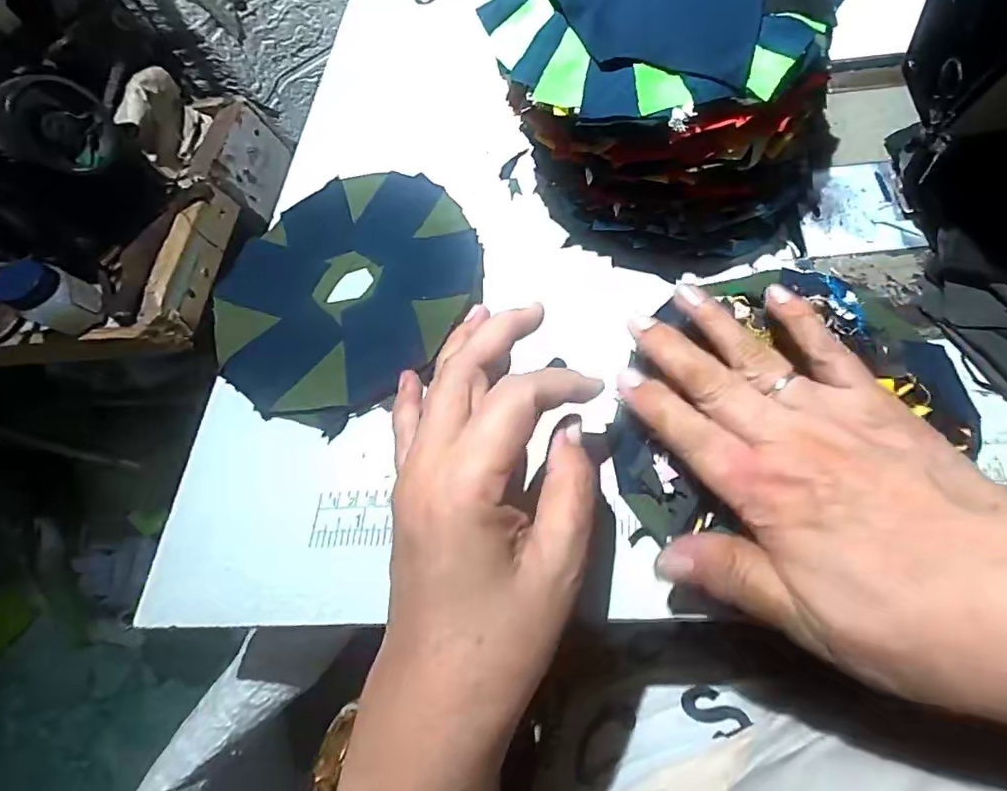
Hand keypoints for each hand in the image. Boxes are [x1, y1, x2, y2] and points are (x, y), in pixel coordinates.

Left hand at [343, 304, 602, 790]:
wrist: (436, 699)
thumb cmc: (506, 635)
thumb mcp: (560, 562)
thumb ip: (570, 482)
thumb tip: (573, 427)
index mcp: (466, 481)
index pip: (517, 396)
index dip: (562, 379)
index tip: (599, 390)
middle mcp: (428, 468)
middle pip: (460, 375)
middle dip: (498, 332)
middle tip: (538, 307)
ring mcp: (410, 481)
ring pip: (431, 392)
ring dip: (460, 348)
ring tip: (486, 311)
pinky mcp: (408, 497)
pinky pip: (406, 430)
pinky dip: (415, 394)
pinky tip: (417, 372)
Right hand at [618, 283, 1006, 735]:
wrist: (1003, 586)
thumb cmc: (898, 619)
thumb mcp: (806, 620)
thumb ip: (734, 576)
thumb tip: (664, 555)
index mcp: (762, 492)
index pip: (690, 438)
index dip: (654, 406)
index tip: (623, 374)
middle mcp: (789, 439)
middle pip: (717, 386)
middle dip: (673, 351)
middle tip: (637, 316)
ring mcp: (835, 412)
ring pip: (764, 359)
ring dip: (722, 325)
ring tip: (688, 292)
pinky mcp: (879, 402)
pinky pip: (833, 351)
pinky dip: (806, 320)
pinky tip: (780, 295)